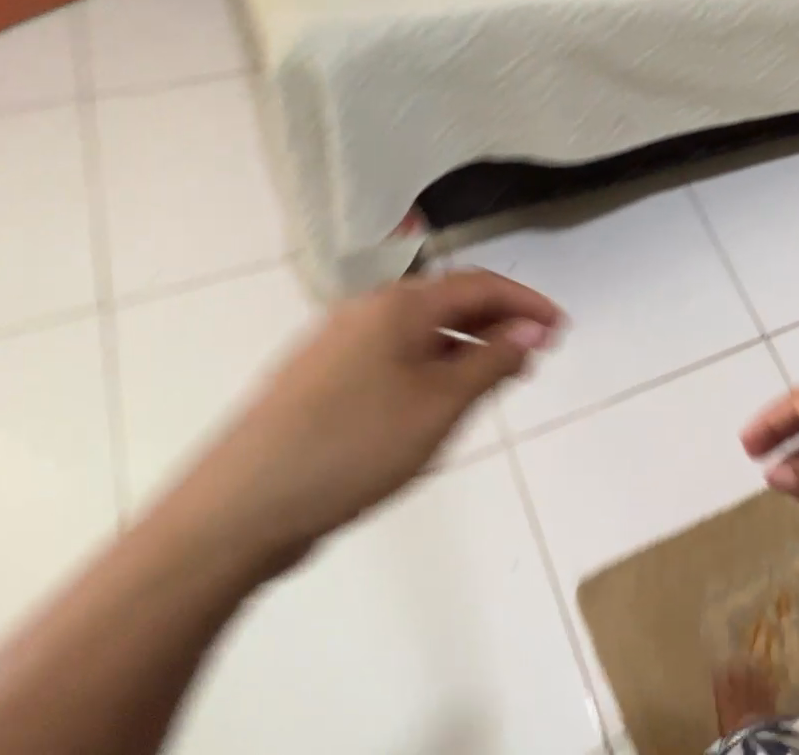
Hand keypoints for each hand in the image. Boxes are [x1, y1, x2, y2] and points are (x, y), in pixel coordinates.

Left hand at [163, 270, 564, 568]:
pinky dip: (432, 367)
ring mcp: (334, 347)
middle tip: (536, 357)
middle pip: (448, 303)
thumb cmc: (354, 448)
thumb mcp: (441, 405)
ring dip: (467, 348)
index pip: (479, 285)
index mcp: (396, 307)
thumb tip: (532, 329)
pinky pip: (393, 357)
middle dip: (499, 324)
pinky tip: (439, 403)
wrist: (236, 512)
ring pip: (419, 333)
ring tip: (497, 383)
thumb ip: (493, 361)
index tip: (562, 330)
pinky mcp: (318, 381)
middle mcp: (363, 313)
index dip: (527, 302)